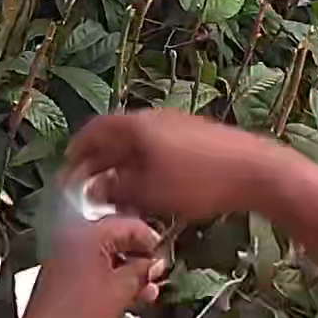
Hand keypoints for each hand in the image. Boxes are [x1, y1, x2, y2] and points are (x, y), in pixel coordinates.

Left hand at [14, 215, 163, 317]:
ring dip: (126, 272)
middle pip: (116, 238)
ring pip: (105, 256)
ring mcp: (65, 256)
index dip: (151, 240)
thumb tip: (155, 264)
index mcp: (88, 233)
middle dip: (139, 258)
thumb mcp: (120, 291)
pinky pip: (92, 268)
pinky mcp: (60, 276)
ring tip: (145, 292)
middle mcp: (74, 237)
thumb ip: (142, 271)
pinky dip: (109, 279)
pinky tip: (124, 297)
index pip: (129, 224)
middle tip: (156, 275)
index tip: (163, 255)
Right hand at [66, 111, 293, 221]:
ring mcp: (174, 125)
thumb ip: (117, 189)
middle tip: (87, 191)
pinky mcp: (192, 136)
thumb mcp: (150, 192)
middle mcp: (152, 118)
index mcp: (136, 125)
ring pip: (137, 145)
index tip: (66, 172)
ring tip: (116, 199)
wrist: (252, 169)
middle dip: (99, 163)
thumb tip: (94, 188)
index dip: (77, 150)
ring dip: (122, 168)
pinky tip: (147, 192)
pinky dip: (144, 167)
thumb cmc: (196, 180)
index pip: (95, 130)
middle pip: (115, 137)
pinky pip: (156, 148)